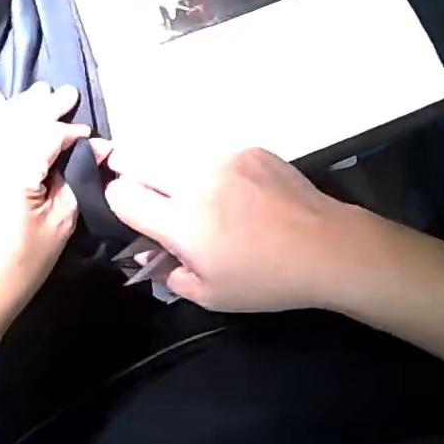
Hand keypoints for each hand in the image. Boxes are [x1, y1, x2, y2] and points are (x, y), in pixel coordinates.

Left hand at [0, 84, 90, 337]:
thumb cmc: (16, 269)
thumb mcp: (59, 225)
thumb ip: (76, 181)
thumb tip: (97, 150)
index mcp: (14, 172)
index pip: (48, 135)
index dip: (72, 132)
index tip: (91, 135)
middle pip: (19, 120)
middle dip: (44, 106)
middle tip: (67, 93)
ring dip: (19, 107)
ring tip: (39, 93)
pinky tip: (0, 105)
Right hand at [102, 145, 364, 312]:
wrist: (326, 246)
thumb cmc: (267, 279)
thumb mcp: (211, 295)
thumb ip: (170, 273)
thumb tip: (149, 252)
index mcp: (183, 222)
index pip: (123, 195)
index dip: (118, 202)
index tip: (131, 212)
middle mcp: (196, 180)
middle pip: (139, 159)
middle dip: (135, 176)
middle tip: (152, 196)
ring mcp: (224, 158)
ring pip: (176, 152)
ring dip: (173, 170)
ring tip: (197, 195)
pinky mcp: (249, 148)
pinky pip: (212, 153)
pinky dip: (210, 169)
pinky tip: (234, 190)